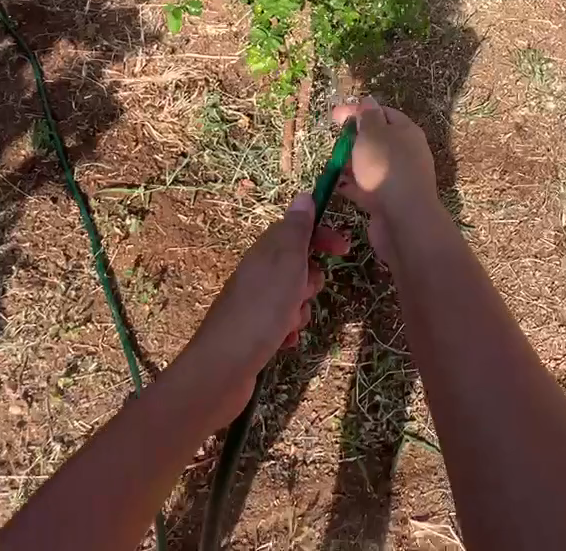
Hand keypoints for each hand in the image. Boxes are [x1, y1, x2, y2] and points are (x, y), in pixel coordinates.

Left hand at [185, 193, 348, 422]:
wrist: (221, 369)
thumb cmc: (261, 310)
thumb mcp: (286, 262)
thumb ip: (296, 229)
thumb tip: (303, 196)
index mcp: (265, 251)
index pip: (298, 230)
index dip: (323, 235)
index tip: (344, 249)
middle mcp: (258, 272)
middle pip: (298, 264)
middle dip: (312, 279)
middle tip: (305, 292)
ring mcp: (253, 303)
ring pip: (293, 295)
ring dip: (301, 309)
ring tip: (290, 323)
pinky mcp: (252, 331)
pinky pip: (282, 322)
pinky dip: (288, 330)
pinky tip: (284, 342)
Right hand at [329, 96, 437, 267]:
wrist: (404, 219)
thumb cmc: (386, 168)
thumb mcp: (373, 134)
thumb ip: (368, 117)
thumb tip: (368, 101)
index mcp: (406, 131)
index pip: (382, 113)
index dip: (359, 111)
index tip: (334, 116)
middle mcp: (406, 152)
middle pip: (377, 139)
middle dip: (354, 139)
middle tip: (334, 142)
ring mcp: (398, 178)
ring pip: (371, 165)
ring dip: (352, 163)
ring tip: (332, 164)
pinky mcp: (389, 201)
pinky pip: (368, 187)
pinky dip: (354, 185)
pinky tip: (337, 186)